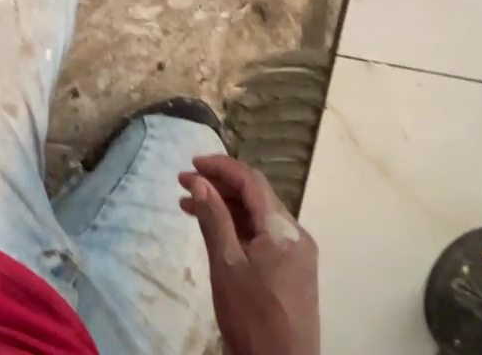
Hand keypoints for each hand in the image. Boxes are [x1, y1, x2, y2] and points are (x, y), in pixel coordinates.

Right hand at [180, 155, 320, 354]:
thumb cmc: (252, 318)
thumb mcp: (226, 265)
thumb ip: (213, 218)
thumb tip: (198, 181)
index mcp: (284, 230)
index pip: (251, 181)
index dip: (220, 167)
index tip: (190, 164)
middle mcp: (296, 235)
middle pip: (256, 195)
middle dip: (219, 185)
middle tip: (183, 184)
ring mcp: (297, 254)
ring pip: (258, 215)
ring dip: (226, 205)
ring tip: (190, 206)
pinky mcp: (292, 271)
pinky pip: (263, 235)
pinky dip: (238, 226)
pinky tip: (215, 230)